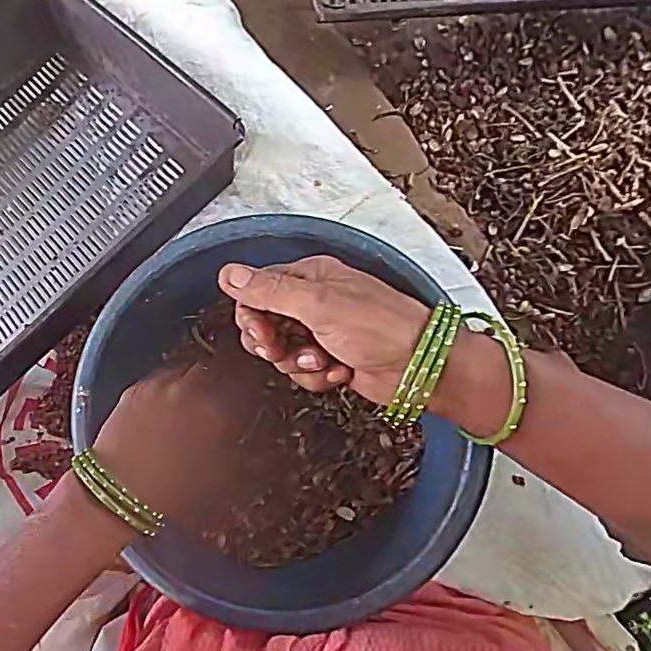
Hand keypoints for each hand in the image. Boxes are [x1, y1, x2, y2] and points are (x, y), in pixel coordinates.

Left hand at [82, 360, 253, 527]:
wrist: (119, 495)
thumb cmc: (173, 496)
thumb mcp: (222, 477)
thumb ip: (237, 445)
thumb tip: (240, 430)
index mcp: (218, 411)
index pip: (246, 383)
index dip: (251, 388)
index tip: (250, 396)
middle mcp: (190, 390)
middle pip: (218, 369)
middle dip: (224, 380)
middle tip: (224, 398)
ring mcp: (161, 386)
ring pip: (188, 371)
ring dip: (196, 382)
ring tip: (194, 403)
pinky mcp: (136, 390)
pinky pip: (162, 379)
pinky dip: (170, 388)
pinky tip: (168, 407)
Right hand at [217, 255, 516, 435]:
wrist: (420, 367)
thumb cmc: (382, 327)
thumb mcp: (318, 304)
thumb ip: (269, 290)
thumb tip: (230, 274)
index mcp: (310, 277)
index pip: (257, 292)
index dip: (252, 317)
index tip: (262, 334)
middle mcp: (313, 301)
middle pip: (264, 325)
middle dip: (274, 345)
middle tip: (286, 351)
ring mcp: (321, 331)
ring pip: (281, 353)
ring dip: (298, 363)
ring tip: (322, 360)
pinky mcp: (329, 358)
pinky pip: (301, 372)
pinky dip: (316, 376)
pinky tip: (337, 371)